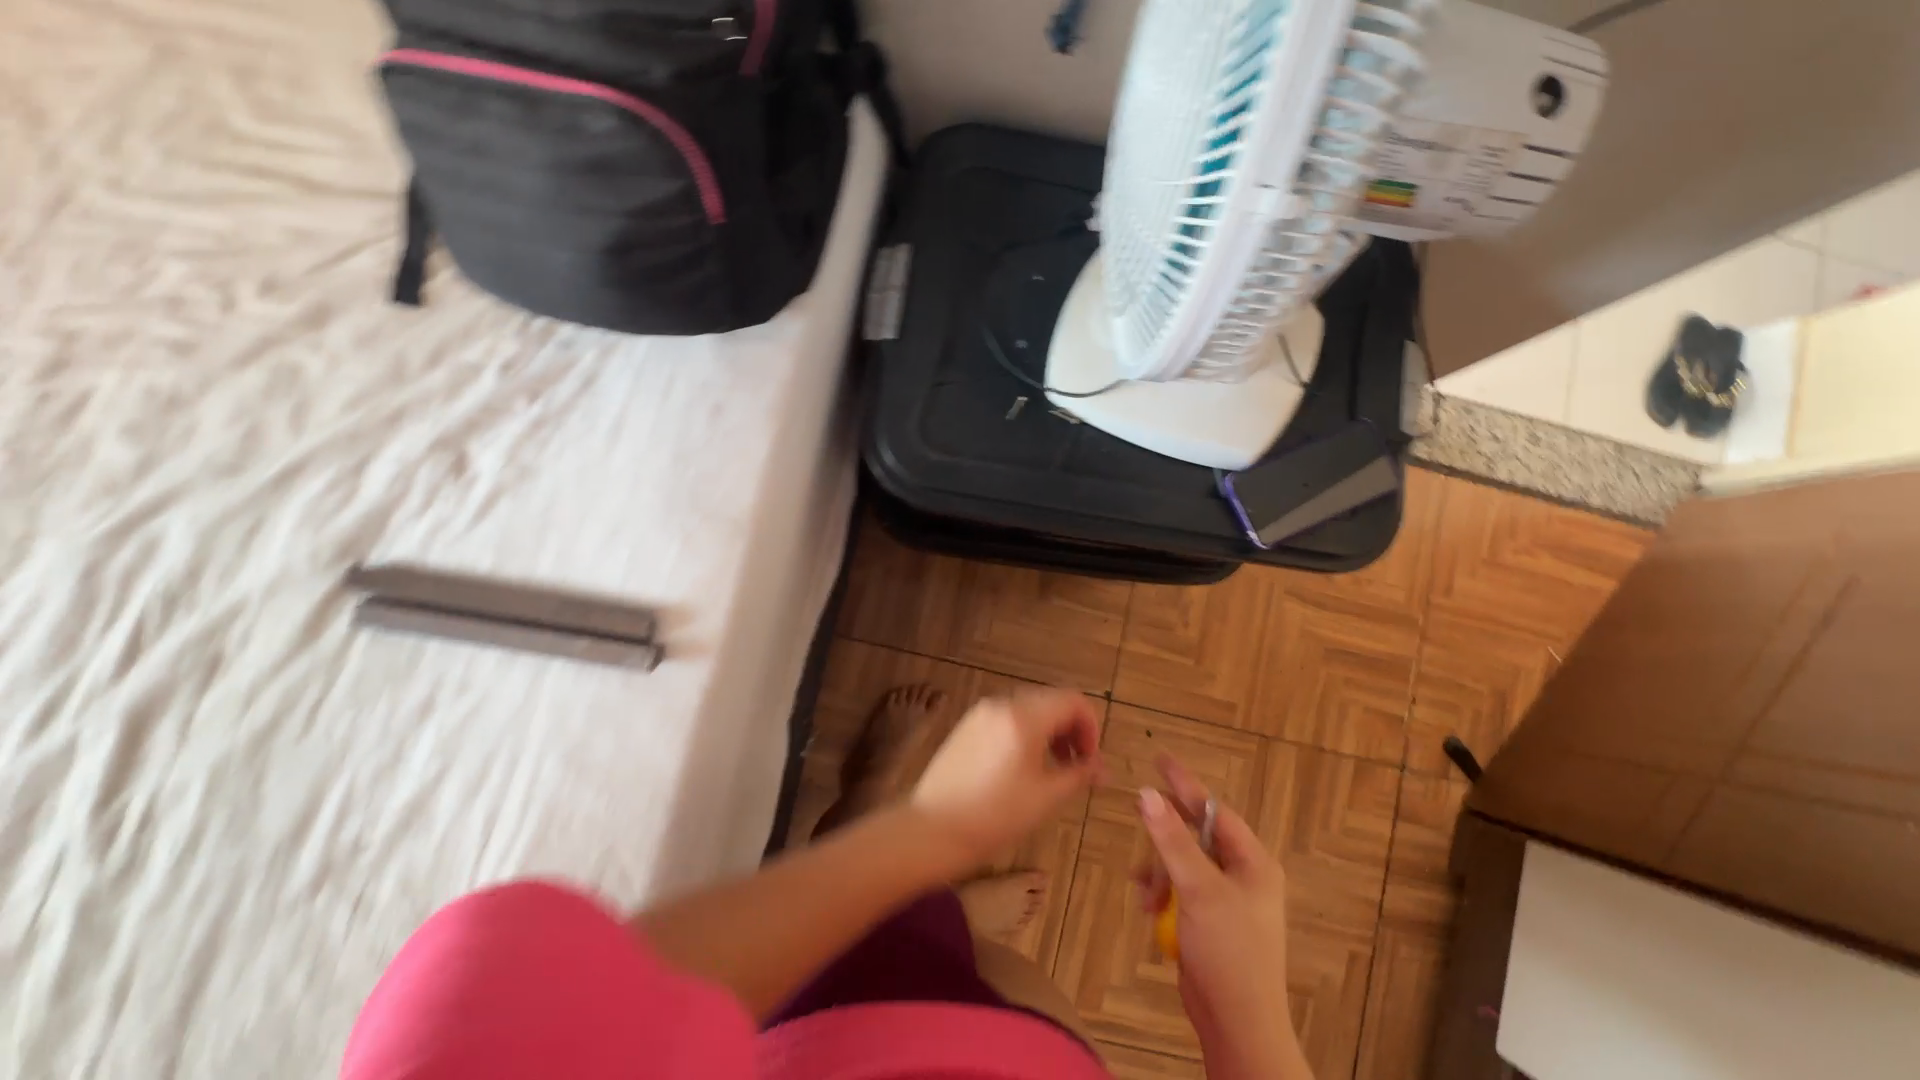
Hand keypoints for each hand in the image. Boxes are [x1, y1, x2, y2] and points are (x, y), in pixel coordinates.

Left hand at [909, 688, 1102, 873]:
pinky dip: (1025, 734)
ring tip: (1051, 770)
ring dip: (1049, 732)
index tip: (1091, 761)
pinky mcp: (966, 727)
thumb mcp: (1046, 797)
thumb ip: (1079, 774)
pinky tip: (1022, 768)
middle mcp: (1002, 705)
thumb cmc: (995, 816)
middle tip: (1076, 767)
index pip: (1073, 700)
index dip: (1091, 727)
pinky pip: (1006, 719)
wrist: (932, 830)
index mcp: (1024, 716)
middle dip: (1071, 729)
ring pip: (1029, 709)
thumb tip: (1102, 768)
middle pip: (1051, 701)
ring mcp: (980, 714)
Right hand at [1135, 756, 1301, 1078]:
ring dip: (1159, 874)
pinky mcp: (1208, 922)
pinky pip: (1179, 891)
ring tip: (1145, 895)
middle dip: (1165, 844)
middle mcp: (1243, 876)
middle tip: (1138, 834)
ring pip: (1182, 866)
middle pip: (1195, 838)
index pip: (1214, 810)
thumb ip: (1171, 840)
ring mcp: (1226, 901)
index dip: (1185, 786)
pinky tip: (1148, 908)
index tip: (1159, 760)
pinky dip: (1162, 895)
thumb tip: (1146, 794)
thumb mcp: (1197, 889)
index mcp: (1253, 862)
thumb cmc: (1228, 950)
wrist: (1237, 1022)